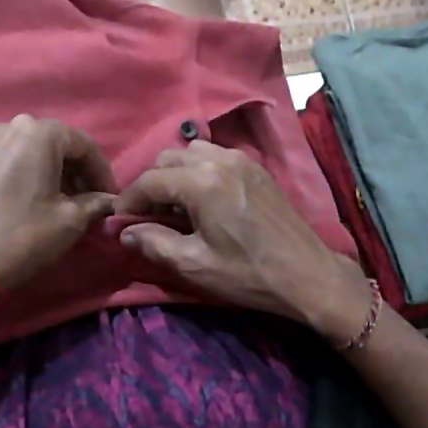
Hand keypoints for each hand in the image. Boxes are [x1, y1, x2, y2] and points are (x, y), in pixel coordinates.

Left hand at [0, 116, 116, 322]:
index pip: (83, 144)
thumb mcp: (71, 220)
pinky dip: (29, 175)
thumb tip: (108, 202)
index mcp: (36, 133)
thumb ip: (96, 203)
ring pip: (30, 151)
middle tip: (90, 201)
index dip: (103, 171)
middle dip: (77, 171)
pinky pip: (9, 160)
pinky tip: (34, 201)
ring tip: (63, 203)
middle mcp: (7, 126)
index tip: (111, 198)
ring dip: (53, 173)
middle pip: (55, 143)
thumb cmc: (24, 236)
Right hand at [117, 141, 372, 340]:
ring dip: (177, 175)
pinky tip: (204, 201)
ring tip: (177, 208)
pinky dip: (201, 172)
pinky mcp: (259, 170)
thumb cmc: (249, 274)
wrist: (307, 275)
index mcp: (203, 182)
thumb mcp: (196, 265)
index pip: (150, 180)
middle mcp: (222, 160)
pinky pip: (218, 158)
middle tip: (149, 217)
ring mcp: (244, 161)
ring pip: (193, 153)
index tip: (120, 221)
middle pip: (169, 159)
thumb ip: (155, 243)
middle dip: (152, 185)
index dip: (129, 200)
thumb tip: (126, 232)